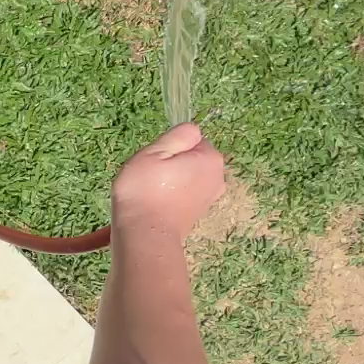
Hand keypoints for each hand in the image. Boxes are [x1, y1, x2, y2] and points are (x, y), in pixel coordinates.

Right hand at [111, 122, 224, 241]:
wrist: (145, 233)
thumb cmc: (145, 190)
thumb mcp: (153, 153)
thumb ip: (176, 136)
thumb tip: (192, 130)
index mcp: (209, 158)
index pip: (192, 140)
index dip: (170, 147)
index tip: (154, 160)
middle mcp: (218, 176)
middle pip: (191, 159)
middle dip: (172, 164)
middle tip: (149, 175)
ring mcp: (210, 197)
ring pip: (188, 177)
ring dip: (171, 180)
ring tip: (150, 192)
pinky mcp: (198, 212)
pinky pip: (185, 194)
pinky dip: (172, 196)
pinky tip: (156, 204)